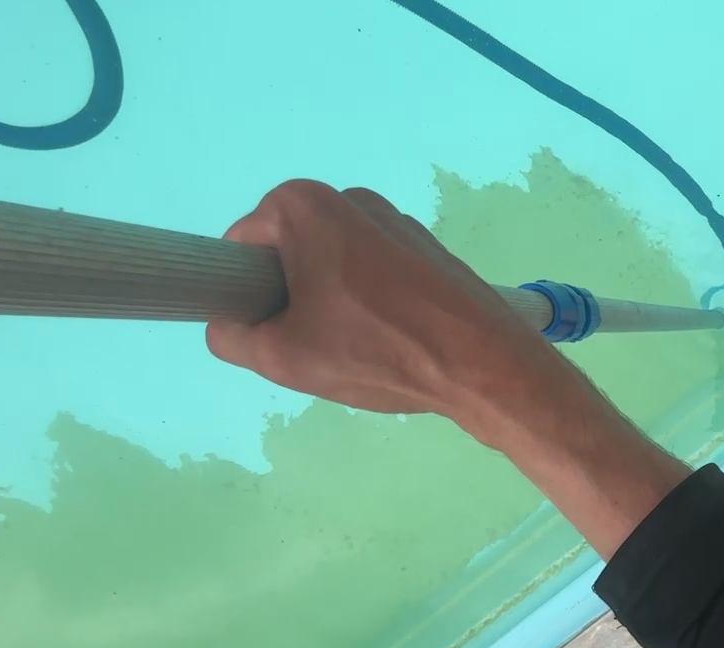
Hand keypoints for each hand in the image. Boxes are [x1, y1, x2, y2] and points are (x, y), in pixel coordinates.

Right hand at [204, 179, 689, 556]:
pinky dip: (389, 313)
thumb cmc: (382, 352)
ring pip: (348, 276)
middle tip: (329, 349)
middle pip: (300, 261)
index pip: (245, 250)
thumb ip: (232, 336)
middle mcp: (357, 201)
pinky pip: (391, 286)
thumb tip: (233, 327)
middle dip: (303, 304)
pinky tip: (408, 346)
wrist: (490, 369)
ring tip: (376, 352)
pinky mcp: (441, 258)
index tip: (279, 332)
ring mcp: (406, 228)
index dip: (251, 297)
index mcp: (304, 204)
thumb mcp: (282, 356)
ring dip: (349, 312)